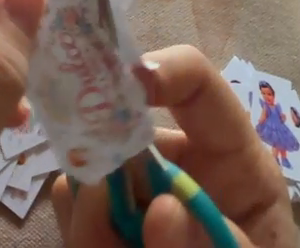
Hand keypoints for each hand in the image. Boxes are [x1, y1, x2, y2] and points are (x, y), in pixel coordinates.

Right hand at [52, 46, 295, 247]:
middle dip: (104, 166)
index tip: (120, 90)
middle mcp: (177, 162)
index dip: (158, 68)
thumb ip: (214, 247)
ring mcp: (136, 192)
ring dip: (88, 218)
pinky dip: (77, 234)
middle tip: (100, 224)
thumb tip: (162, 208)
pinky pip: (69, 206)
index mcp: (230, 157)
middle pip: (122, 125)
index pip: (194, 81)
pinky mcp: (105, 222)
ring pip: (88, 167)